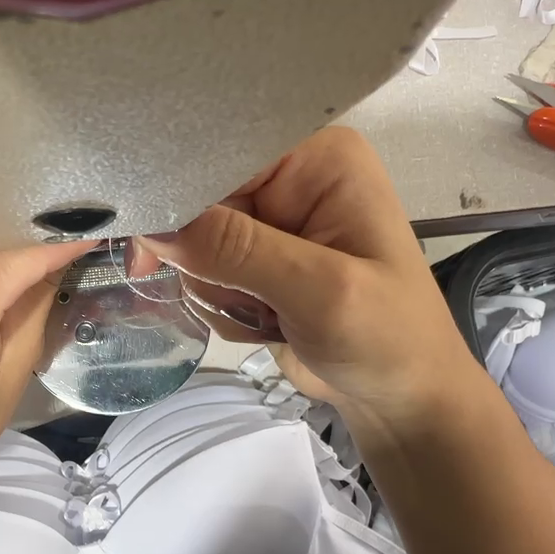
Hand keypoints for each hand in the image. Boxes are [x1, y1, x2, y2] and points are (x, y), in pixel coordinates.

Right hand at [135, 128, 470, 425]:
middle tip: (240, 298)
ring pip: (194, 246)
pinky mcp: (260, 265)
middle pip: (199, 202)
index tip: (153, 246)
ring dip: (219, 292)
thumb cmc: (387, 338)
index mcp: (317, 160)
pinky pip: (206, 276)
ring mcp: (273, 226)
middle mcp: (291, 182)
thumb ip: (237, 251)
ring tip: (270, 316)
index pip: (221, 155)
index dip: (183, 196)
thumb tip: (153, 227)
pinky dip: (225, 308)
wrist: (401, 398)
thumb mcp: (318, 289)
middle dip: (208, 260)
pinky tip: (266, 325)